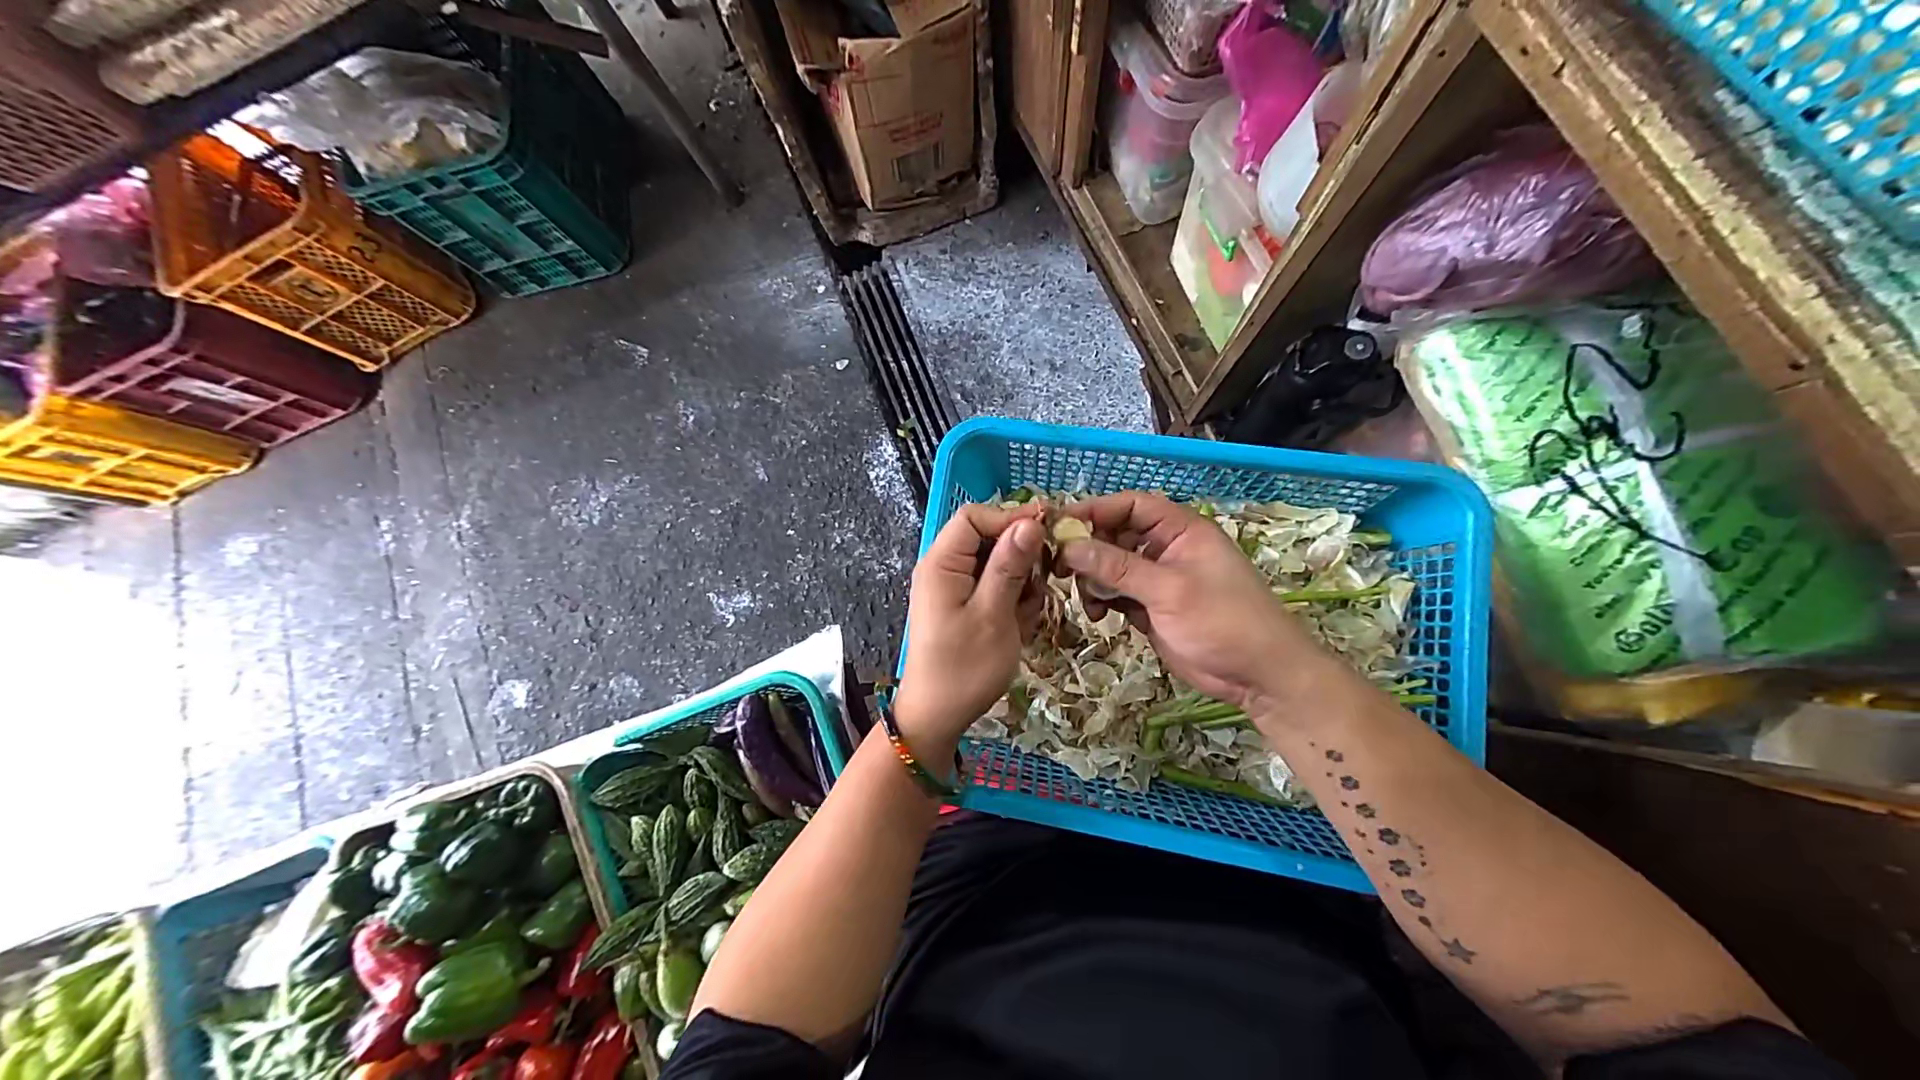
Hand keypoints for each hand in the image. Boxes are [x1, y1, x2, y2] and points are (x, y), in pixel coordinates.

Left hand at [894, 502, 1046, 756]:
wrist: (937, 717)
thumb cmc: (964, 668)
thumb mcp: (993, 615)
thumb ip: (1009, 566)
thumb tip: (1029, 522)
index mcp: (942, 563)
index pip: (974, 517)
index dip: (1010, 518)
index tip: (1048, 534)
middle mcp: (944, 568)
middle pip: (987, 537)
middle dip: (1019, 555)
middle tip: (1044, 581)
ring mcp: (954, 587)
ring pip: (996, 563)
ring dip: (1020, 581)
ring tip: (1028, 612)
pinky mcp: (964, 606)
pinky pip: (994, 586)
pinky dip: (1012, 599)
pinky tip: (1020, 623)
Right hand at [1060, 491, 1336, 717]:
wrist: (1259, 676)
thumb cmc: (1223, 621)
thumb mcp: (1168, 590)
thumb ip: (1117, 567)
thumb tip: (1069, 546)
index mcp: (1181, 530)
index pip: (1131, 505)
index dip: (1096, 510)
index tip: (1060, 526)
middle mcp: (1166, 549)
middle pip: (1115, 534)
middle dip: (1088, 549)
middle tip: (1058, 567)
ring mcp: (1157, 579)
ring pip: (1110, 566)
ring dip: (1092, 579)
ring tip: (1087, 600)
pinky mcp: (1150, 607)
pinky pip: (1115, 593)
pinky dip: (1102, 601)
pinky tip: (1097, 616)